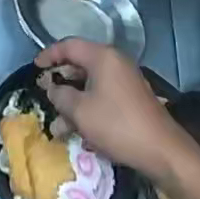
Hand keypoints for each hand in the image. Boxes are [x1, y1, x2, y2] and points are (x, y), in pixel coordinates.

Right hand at [33, 38, 191, 176]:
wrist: (164, 153)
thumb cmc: (117, 125)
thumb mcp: (79, 110)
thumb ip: (59, 95)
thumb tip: (53, 88)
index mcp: (102, 57)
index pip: (69, 46)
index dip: (49, 55)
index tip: (35, 67)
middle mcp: (115, 63)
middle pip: (80, 64)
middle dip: (61, 82)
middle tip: (45, 94)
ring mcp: (126, 82)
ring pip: (91, 85)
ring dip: (73, 102)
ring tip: (59, 125)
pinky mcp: (133, 100)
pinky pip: (103, 97)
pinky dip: (89, 108)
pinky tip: (81, 131)